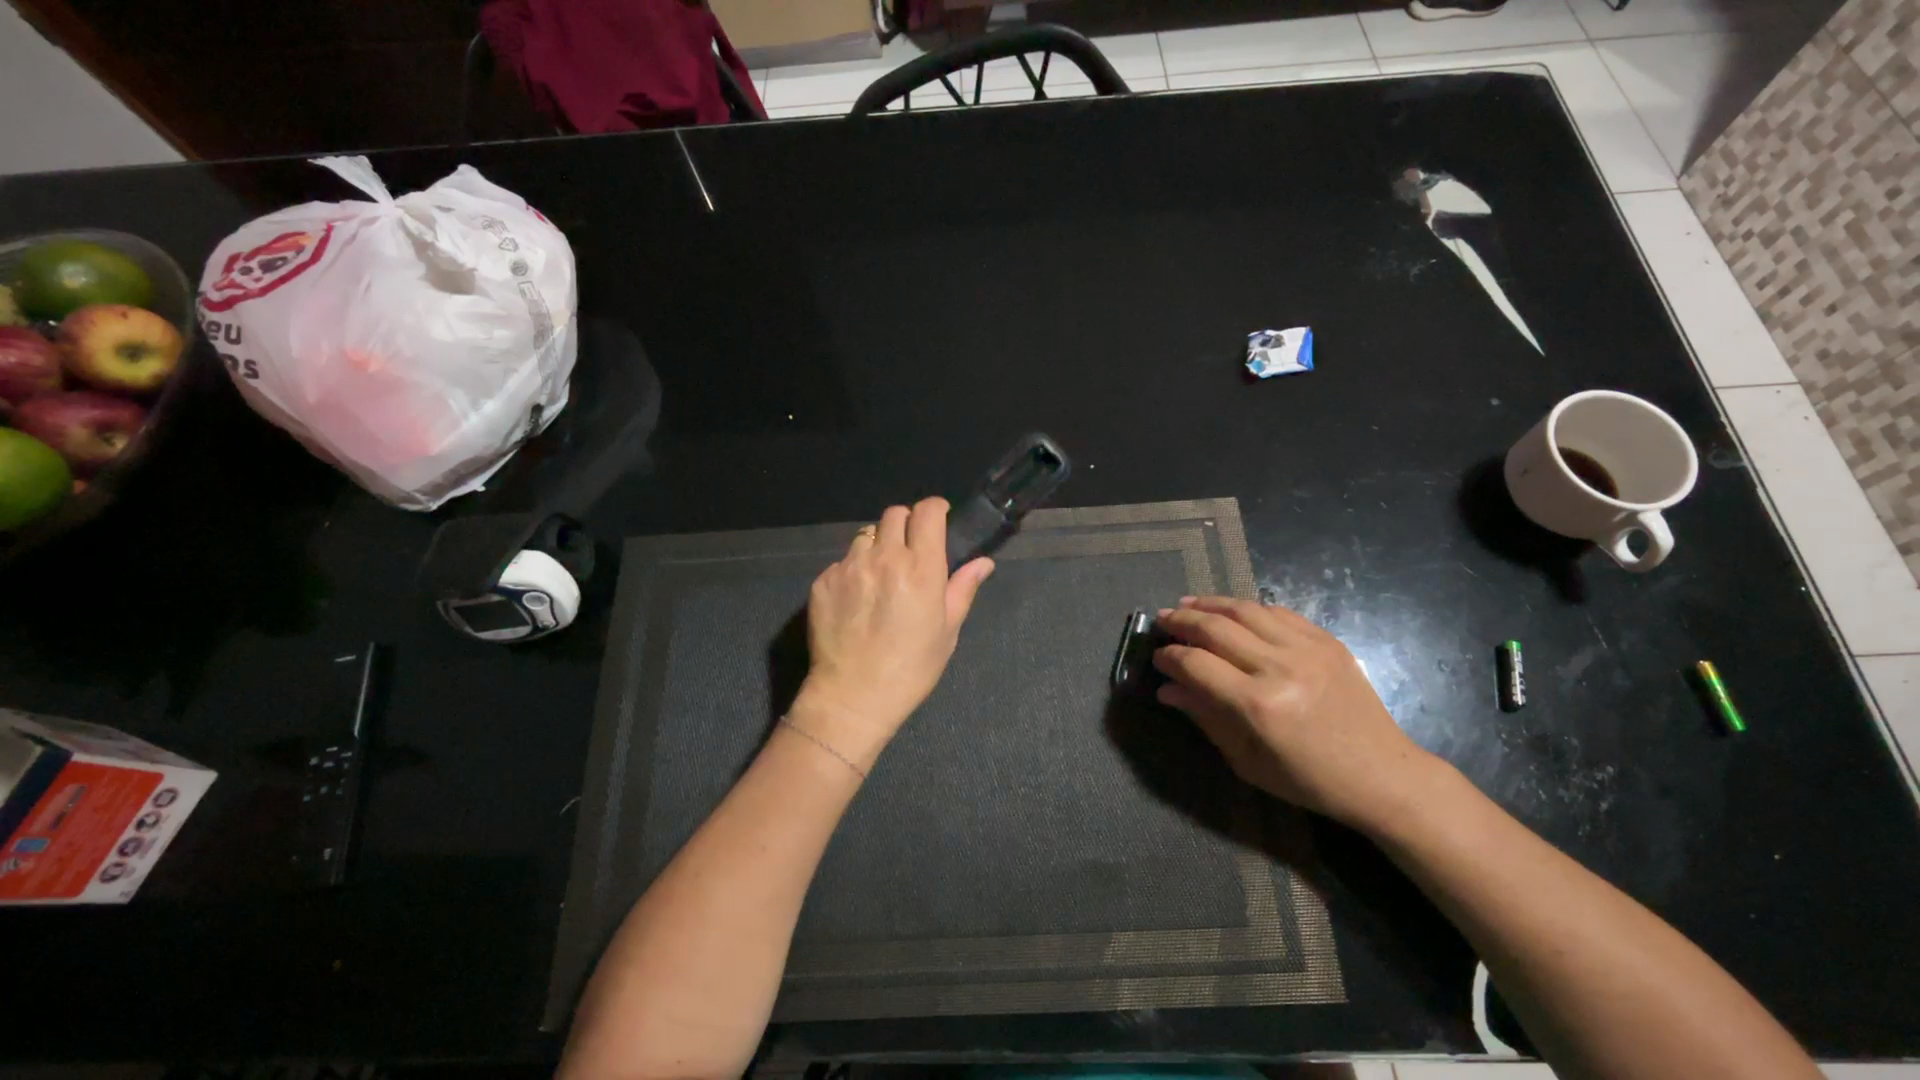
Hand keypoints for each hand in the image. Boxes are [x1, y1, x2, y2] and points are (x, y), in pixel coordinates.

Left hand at [789, 497, 993, 767]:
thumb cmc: (910, 669)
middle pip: (894, 515)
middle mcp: (884, 558)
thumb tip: (983, 562)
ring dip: (878, 545)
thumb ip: (962, 589)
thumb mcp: (947, 632)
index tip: (938, 519)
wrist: (852, 697)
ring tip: (881, 574)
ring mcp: (849, 567)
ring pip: (866, 535)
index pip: (927, 512)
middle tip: (911, 549)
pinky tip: (858, 599)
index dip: (935, 509)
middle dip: (906, 524)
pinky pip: (842, 561)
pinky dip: (854, 570)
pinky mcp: (823, 581)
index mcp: (921, 568)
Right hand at [1153, 596, 1438, 831]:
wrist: (1381, 775)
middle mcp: (1280, 667)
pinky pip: (1280, 613)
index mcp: (1257, 704)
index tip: (1156, 656)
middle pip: (1217, 628)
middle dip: (1182, 621)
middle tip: (1162, 620)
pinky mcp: (1328, 641)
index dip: (1170, 657)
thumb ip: (1205, 716)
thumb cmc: (1307, 780)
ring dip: (1212, 604)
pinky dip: (1251, 609)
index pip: (1196, 664)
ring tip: (1189, 605)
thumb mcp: (1246, 759)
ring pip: (1247, 610)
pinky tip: (1234, 613)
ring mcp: (1308, 649)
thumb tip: (1167, 688)